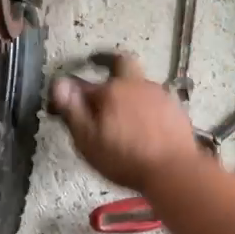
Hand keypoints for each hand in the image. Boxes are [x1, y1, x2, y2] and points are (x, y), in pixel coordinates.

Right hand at [48, 53, 208, 192]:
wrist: (172, 170)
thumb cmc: (124, 158)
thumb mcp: (88, 140)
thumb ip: (73, 110)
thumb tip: (58, 83)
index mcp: (111, 91)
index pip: (84, 84)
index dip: (73, 93)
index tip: (68, 103)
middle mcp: (136, 84)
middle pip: (121, 63)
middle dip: (109, 64)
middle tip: (101, 78)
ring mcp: (159, 94)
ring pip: (140, 85)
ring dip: (129, 94)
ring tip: (123, 118)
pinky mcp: (176, 108)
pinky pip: (155, 101)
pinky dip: (146, 109)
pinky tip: (145, 128)